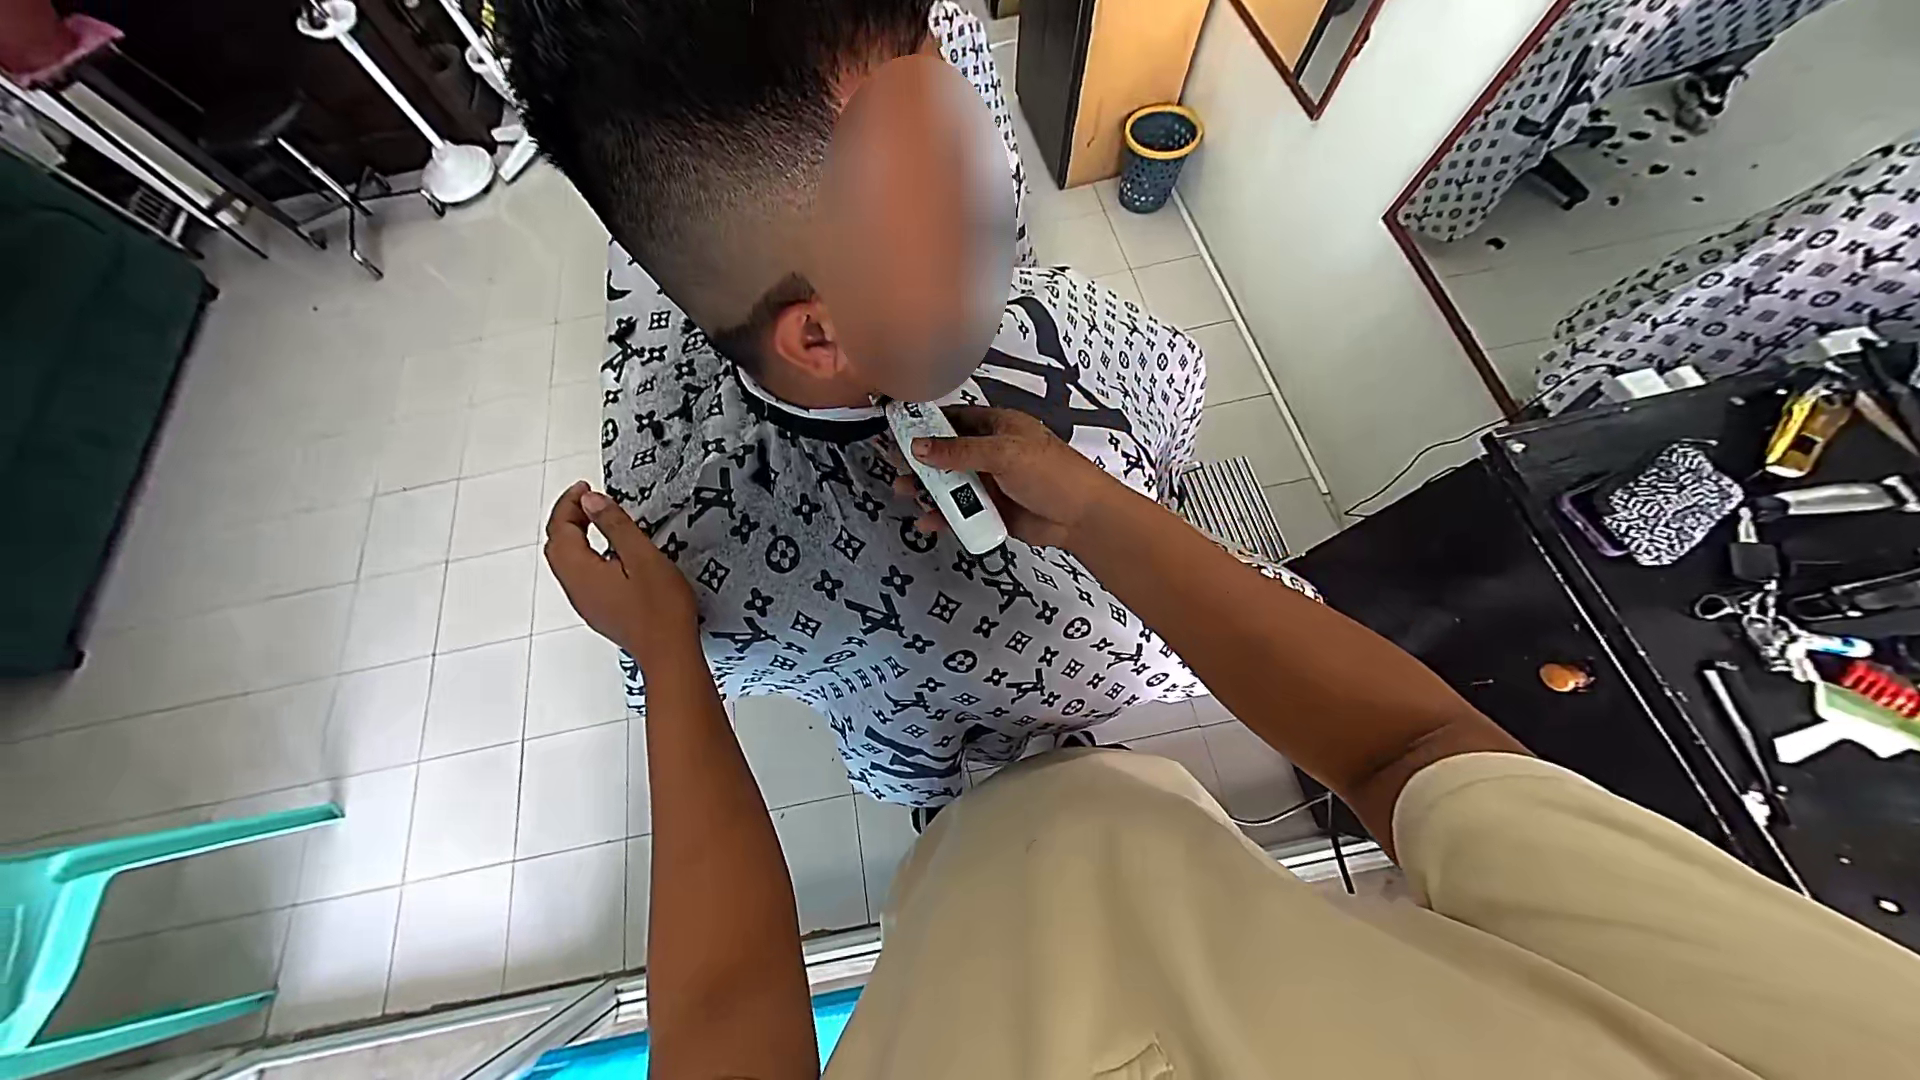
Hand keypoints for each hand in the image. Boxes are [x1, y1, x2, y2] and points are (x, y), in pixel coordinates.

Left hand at [544, 481, 699, 669]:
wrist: (669, 652)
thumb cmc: (661, 607)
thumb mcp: (643, 557)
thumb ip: (615, 526)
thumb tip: (590, 501)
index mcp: (580, 572)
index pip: (560, 529)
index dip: (568, 504)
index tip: (586, 487)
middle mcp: (575, 589)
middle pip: (558, 546)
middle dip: (568, 518)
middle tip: (589, 500)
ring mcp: (586, 603)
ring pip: (568, 563)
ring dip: (576, 537)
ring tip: (599, 521)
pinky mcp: (600, 612)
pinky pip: (582, 577)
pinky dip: (587, 555)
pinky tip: (610, 554)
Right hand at [900, 406, 1120, 548]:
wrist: (1080, 517)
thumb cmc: (1056, 475)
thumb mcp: (1004, 454)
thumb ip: (960, 451)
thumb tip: (922, 447)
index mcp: (997, 427)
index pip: (954, 420)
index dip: (927, 425)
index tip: (901, 432)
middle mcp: (991, 452)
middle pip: (946, 454)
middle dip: (921, 462)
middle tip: (898, 468)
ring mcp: (990, 482)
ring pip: (951, 484)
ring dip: (928, 489)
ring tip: (906, 493)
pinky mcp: (992, 509)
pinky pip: (961, 511)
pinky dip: (943, 515)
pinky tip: (930, 520)